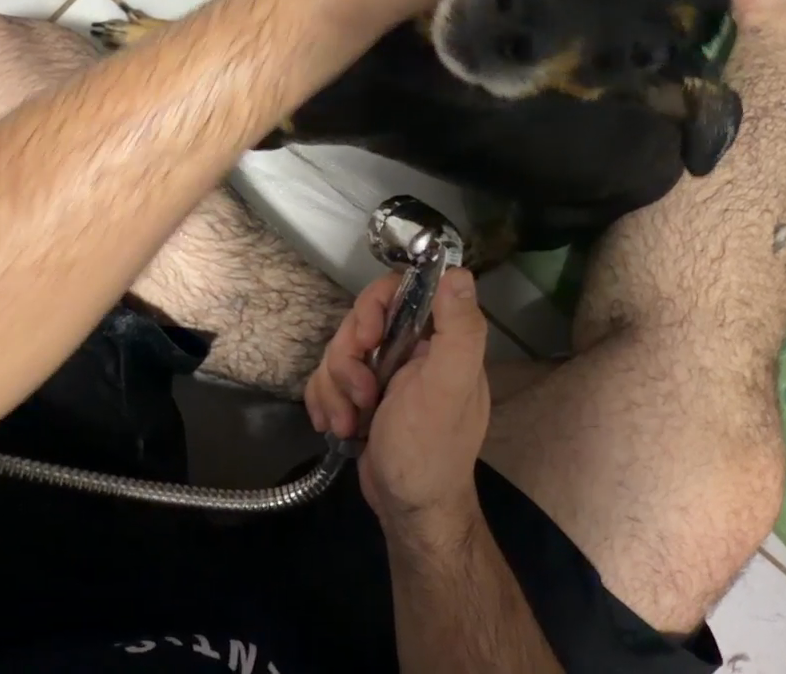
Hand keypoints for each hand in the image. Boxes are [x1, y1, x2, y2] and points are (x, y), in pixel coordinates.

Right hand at [304, 269, 491, 527]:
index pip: (399, 290)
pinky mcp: (360, 396)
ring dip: (336, 390)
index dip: (373, 307)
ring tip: (351, 423)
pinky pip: (327, 379)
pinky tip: (337, 428)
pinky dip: (326, 402)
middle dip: (348, 361)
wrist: (409, 513)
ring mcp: (384, 373)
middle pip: (358, 322)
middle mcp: (412, 349)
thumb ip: (458, 330)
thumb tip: (458, 272)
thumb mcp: (448, 387)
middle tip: (362, 396)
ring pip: (337, 351)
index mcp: (438, 339)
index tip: (367, 340)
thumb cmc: (431, 451)